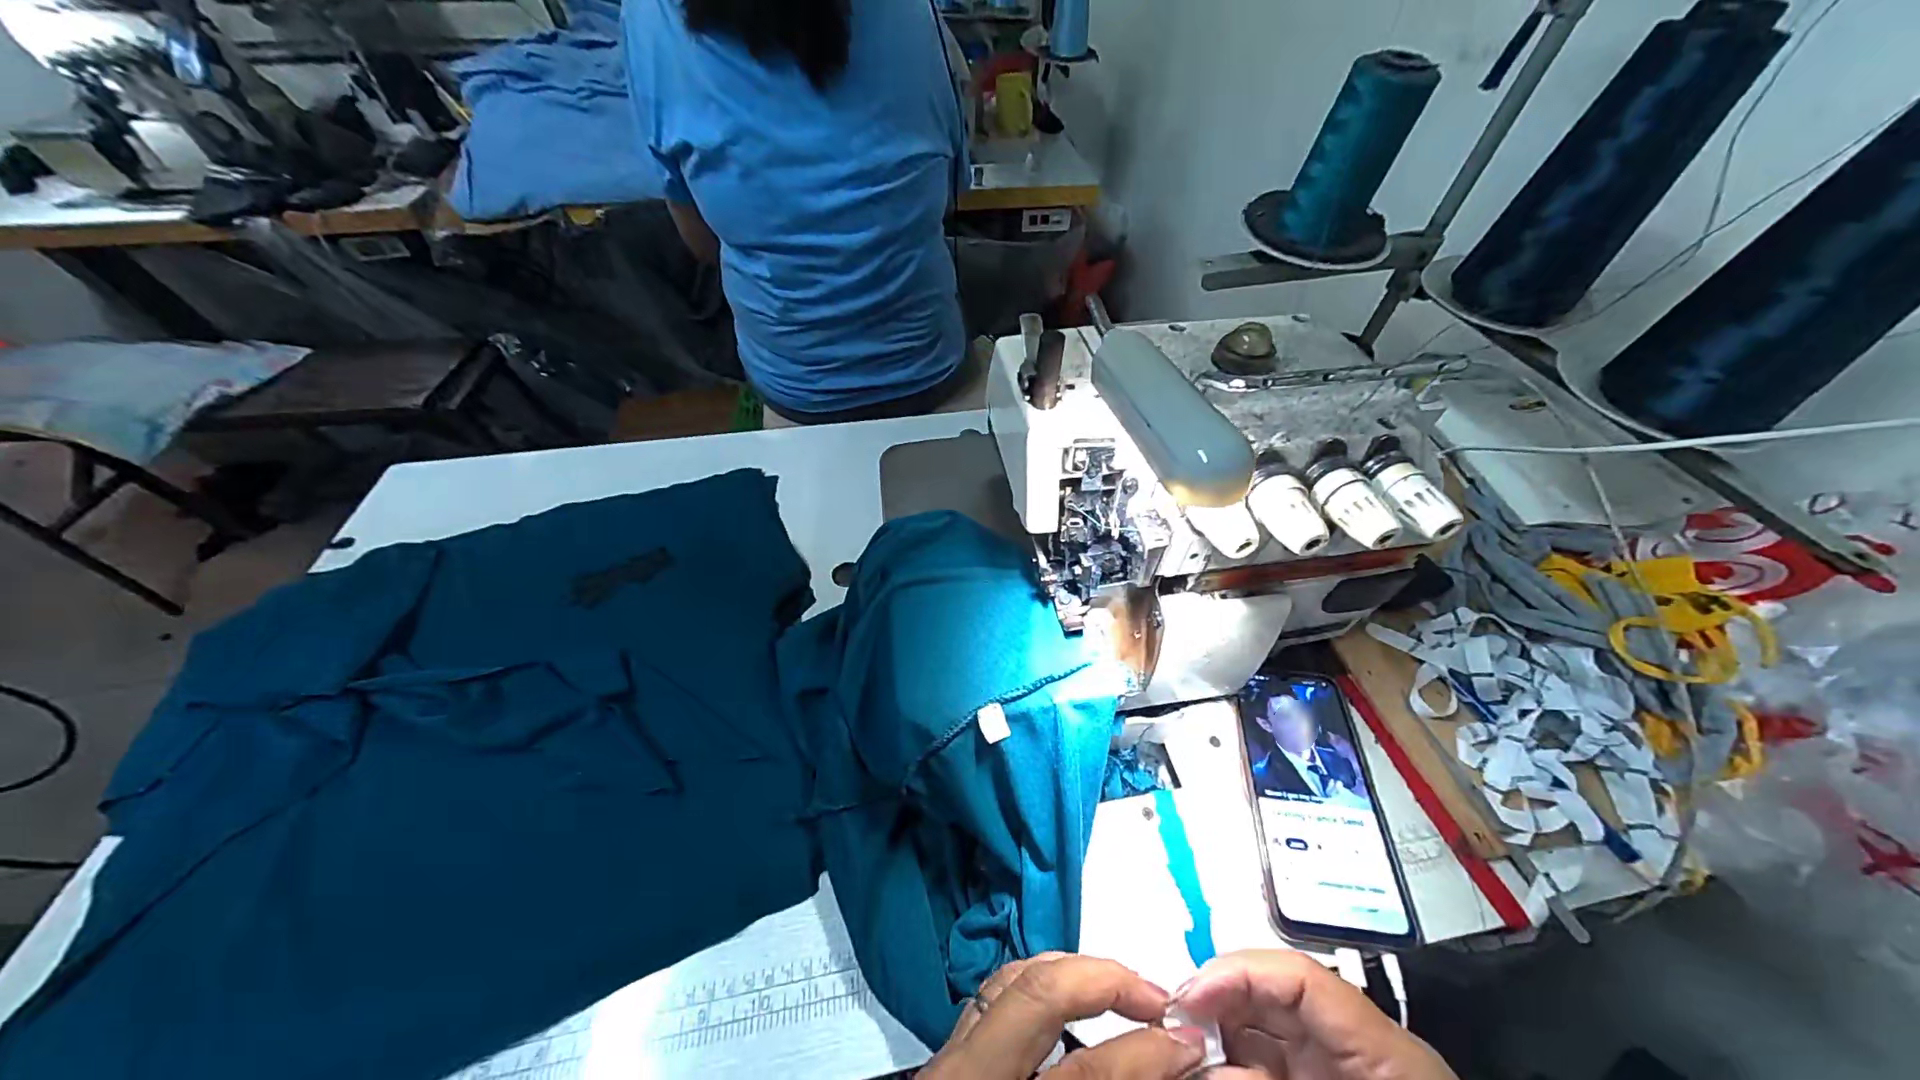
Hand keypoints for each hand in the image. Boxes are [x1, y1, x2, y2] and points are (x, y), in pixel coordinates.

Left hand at [921, 953, 1208, 1079]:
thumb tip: (1178, 1066)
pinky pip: (995, 996)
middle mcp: (966, 1076)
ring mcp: (950, 1062)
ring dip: (1074, 973)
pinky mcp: (949, 1057)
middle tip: (1160, 1000)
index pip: (1085, 1074)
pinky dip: (1040, 982)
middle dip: (1106, 981)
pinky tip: (1070, 993)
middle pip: (1038, 994)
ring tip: (1122, 987)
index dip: (1146, 1053)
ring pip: (1011, 980)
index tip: (1189, 1045)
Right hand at [1170, 951, 1456, 1079]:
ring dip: (1218, 1036)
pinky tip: (1213, 1072)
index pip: (1301, 977)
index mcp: (1382, 1051)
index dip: (1237, 971)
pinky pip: (1262, 1060)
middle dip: (1217, 1002)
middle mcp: (1353, 1049)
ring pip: (1259, 1026)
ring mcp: (1332, 1070)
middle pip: (1271, 994)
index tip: (1191, 997)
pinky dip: (1233, 1065)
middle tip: (1177, 1029)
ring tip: (1191, 1058)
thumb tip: (1205, 1063)